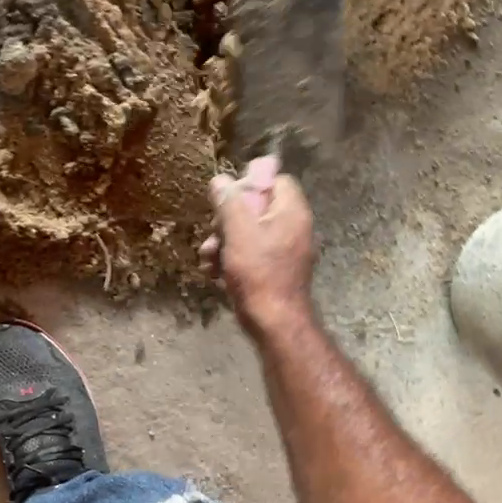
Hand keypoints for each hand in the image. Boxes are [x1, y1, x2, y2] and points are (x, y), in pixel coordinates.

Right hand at [201, 155, 316, 332]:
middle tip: (214, 231)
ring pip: (248, 232)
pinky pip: (250, 254)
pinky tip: (214, 273)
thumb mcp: (238, 231)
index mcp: (291, 212)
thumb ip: (229, 202)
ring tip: (209, 258)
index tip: (229, 197)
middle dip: (228, 219)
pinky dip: (231, 260)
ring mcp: (284, 251)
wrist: (273, 322)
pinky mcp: (274, 270)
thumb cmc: (258, 272)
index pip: (277, 180)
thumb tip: (220, 180)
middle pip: (257, 207)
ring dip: (223, 242)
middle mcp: (292, 228)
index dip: (251, 184)